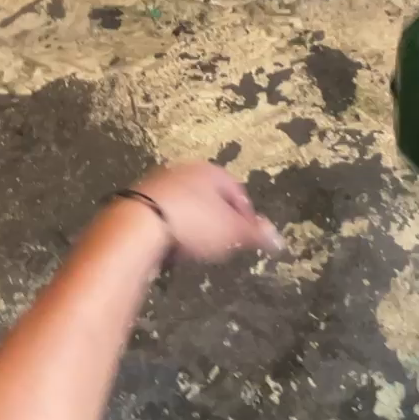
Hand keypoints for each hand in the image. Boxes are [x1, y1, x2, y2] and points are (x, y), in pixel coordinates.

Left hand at [127, 163, 282, 262]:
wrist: (139, 224)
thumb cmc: (194, 223)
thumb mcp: (232, 231)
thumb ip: (255, 234)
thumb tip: (279, 239)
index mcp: (211, 171)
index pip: (237, 191)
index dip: (245, 215)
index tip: (246, 237)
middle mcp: (185, 170)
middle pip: (209, 195)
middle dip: (217, 218)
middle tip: (222, 243)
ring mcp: (160, 182)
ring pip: (185, 204)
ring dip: (192, 224)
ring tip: (195, 249)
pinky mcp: (139, 200)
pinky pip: (164, 214)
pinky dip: (171, 228)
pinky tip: (170, 247)